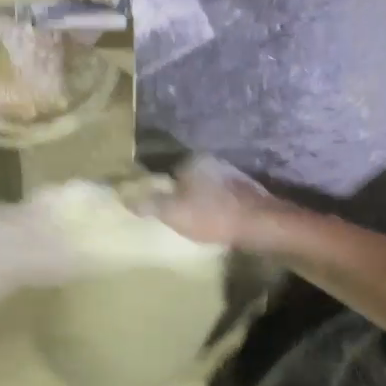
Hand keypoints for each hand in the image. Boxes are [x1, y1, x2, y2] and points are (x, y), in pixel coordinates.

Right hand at [144, 156, 294, 248]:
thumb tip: (125, 196)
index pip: (171, 170)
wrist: (259, 225)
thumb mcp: (172, 212)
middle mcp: (216, 162)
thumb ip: (149, 204)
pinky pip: (225, 199)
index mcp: (195, 160)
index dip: (163, 190)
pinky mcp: (249, 192)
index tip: (161, 208)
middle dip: (184, 195)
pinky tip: (218, 224)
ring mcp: (235, 175)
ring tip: (198, 224)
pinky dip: (219, 209)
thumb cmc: (212, 216)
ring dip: (204, 202)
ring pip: (210, 188)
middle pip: (191, 178)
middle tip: (178, 218)